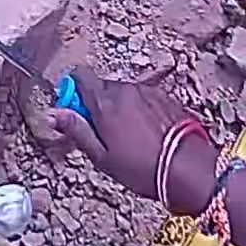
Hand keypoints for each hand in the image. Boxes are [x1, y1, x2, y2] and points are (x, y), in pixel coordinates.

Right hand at [45, 68, 216, 215]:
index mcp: (104, 101)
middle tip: (103, 134)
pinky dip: (139, 110)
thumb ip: (77, 130)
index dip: (74, 91)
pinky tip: (147, 135)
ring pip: (123, 93)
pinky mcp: (165, 98)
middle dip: (97, 104)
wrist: (192, 171)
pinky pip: (143, 98)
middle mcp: (124, 89)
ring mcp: (147, 91)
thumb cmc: (143, 168)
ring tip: (129, 138)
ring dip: (120, 108)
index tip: (77, 113)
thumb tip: (53, 114)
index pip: (80, 75)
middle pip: (101, 86)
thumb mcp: (102, 157)